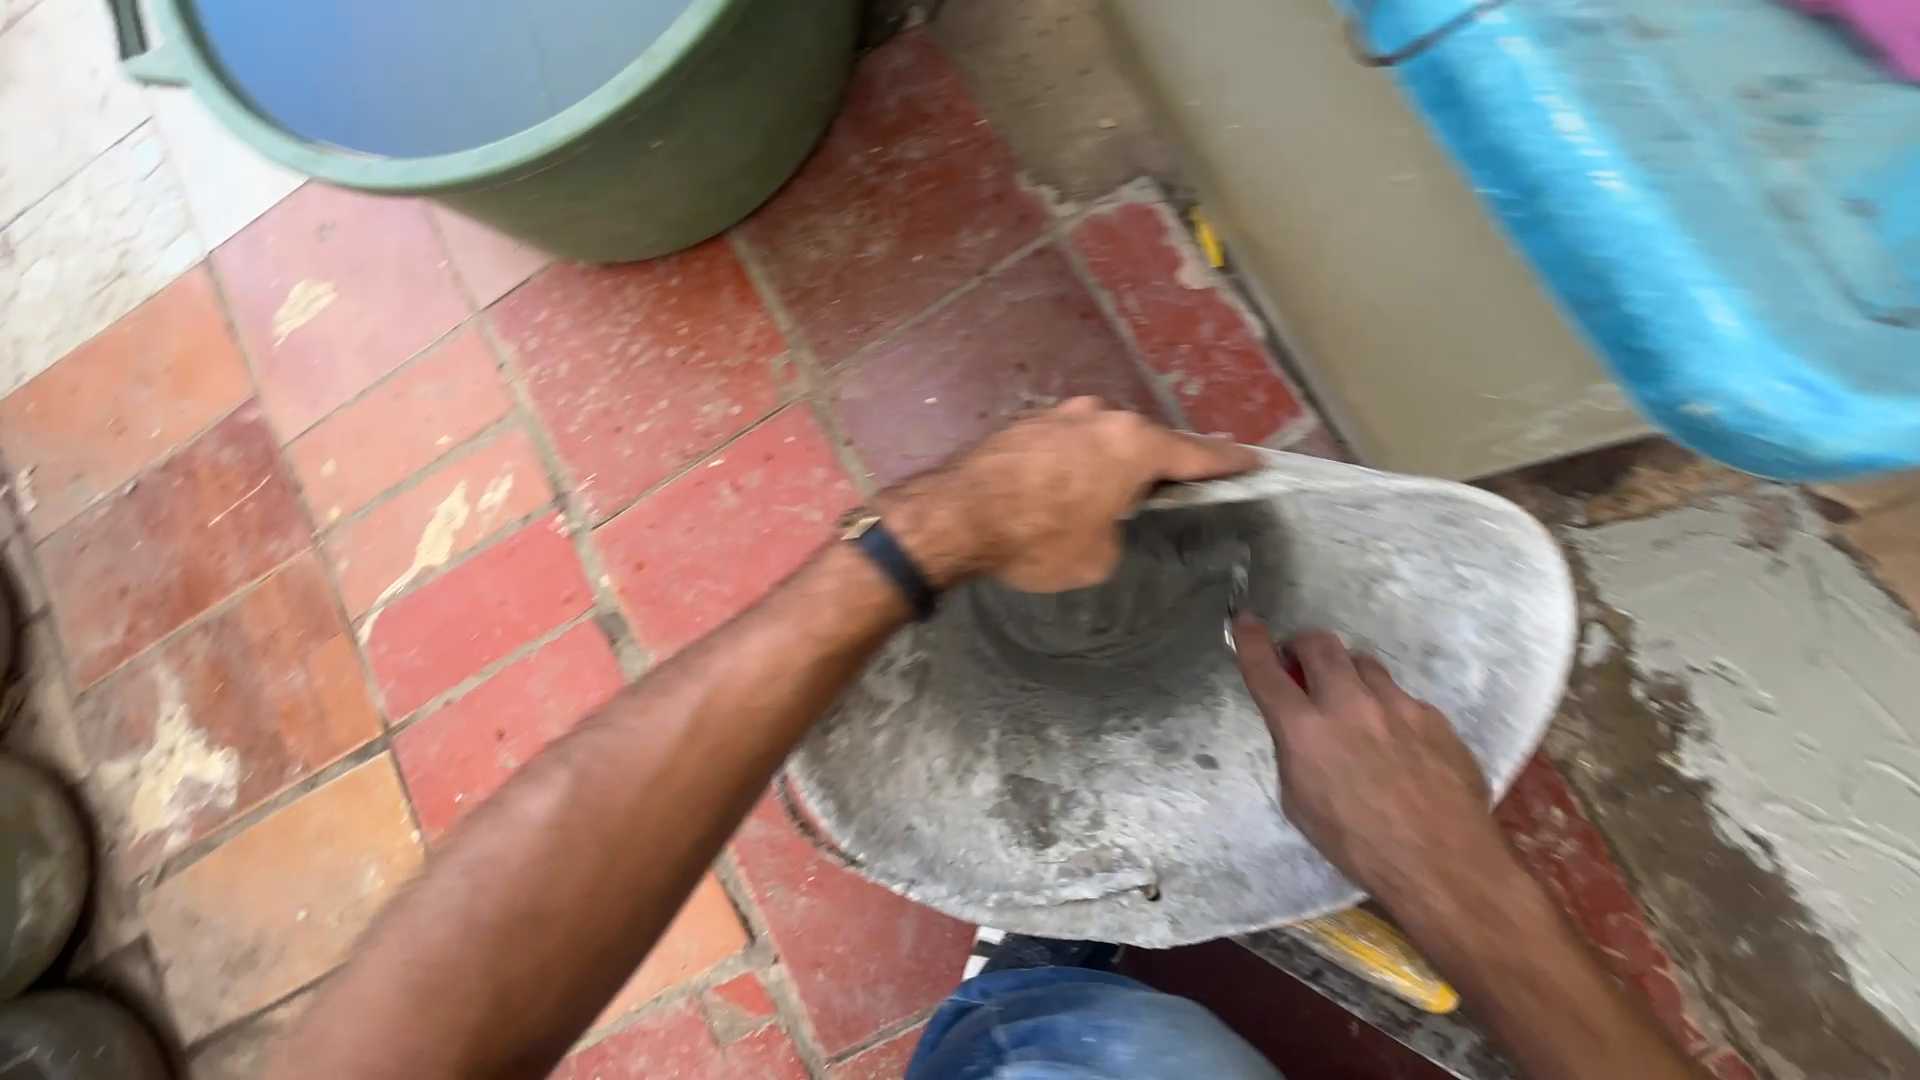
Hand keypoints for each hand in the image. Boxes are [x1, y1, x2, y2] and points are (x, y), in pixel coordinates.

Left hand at [882, 398, 1258, 591]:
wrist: (954, 516)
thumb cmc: (1037, 539)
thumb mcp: (1097, 556)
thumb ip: (1118, 530)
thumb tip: (1104, 518)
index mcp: (1133, 444)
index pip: (1197, 454)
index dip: (1228, 463)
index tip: (1252, 462)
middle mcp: (1100, 416)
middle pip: (1145, 443)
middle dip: (1156, 468)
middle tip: (1166, 493)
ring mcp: (1058, 414)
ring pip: (1101, 440)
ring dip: (1109, 466)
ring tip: (1102, 499)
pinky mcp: (1024, 424)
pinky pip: (1066, 444)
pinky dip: (1073, 465)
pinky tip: (1059, 491)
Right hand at [1230, 618, 1505, 902]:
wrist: (1444, 865)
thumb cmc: (1357, 844)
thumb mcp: (1299, 801)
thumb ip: (1294, 751)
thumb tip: (1299, 729)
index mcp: (1304, 730)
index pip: (1266, 671)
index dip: (1250, 640)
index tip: (1245, 620)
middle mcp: (1348, 705)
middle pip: (1319, 644)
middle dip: (1303, 646)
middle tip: (1302, 664)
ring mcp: (1396, 706)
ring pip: (1362, 661)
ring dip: (1346, 672)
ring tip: (1352, 700)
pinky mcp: (1433, 717)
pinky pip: (1400, 696)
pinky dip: (1387, 707)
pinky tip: (1396, 741)